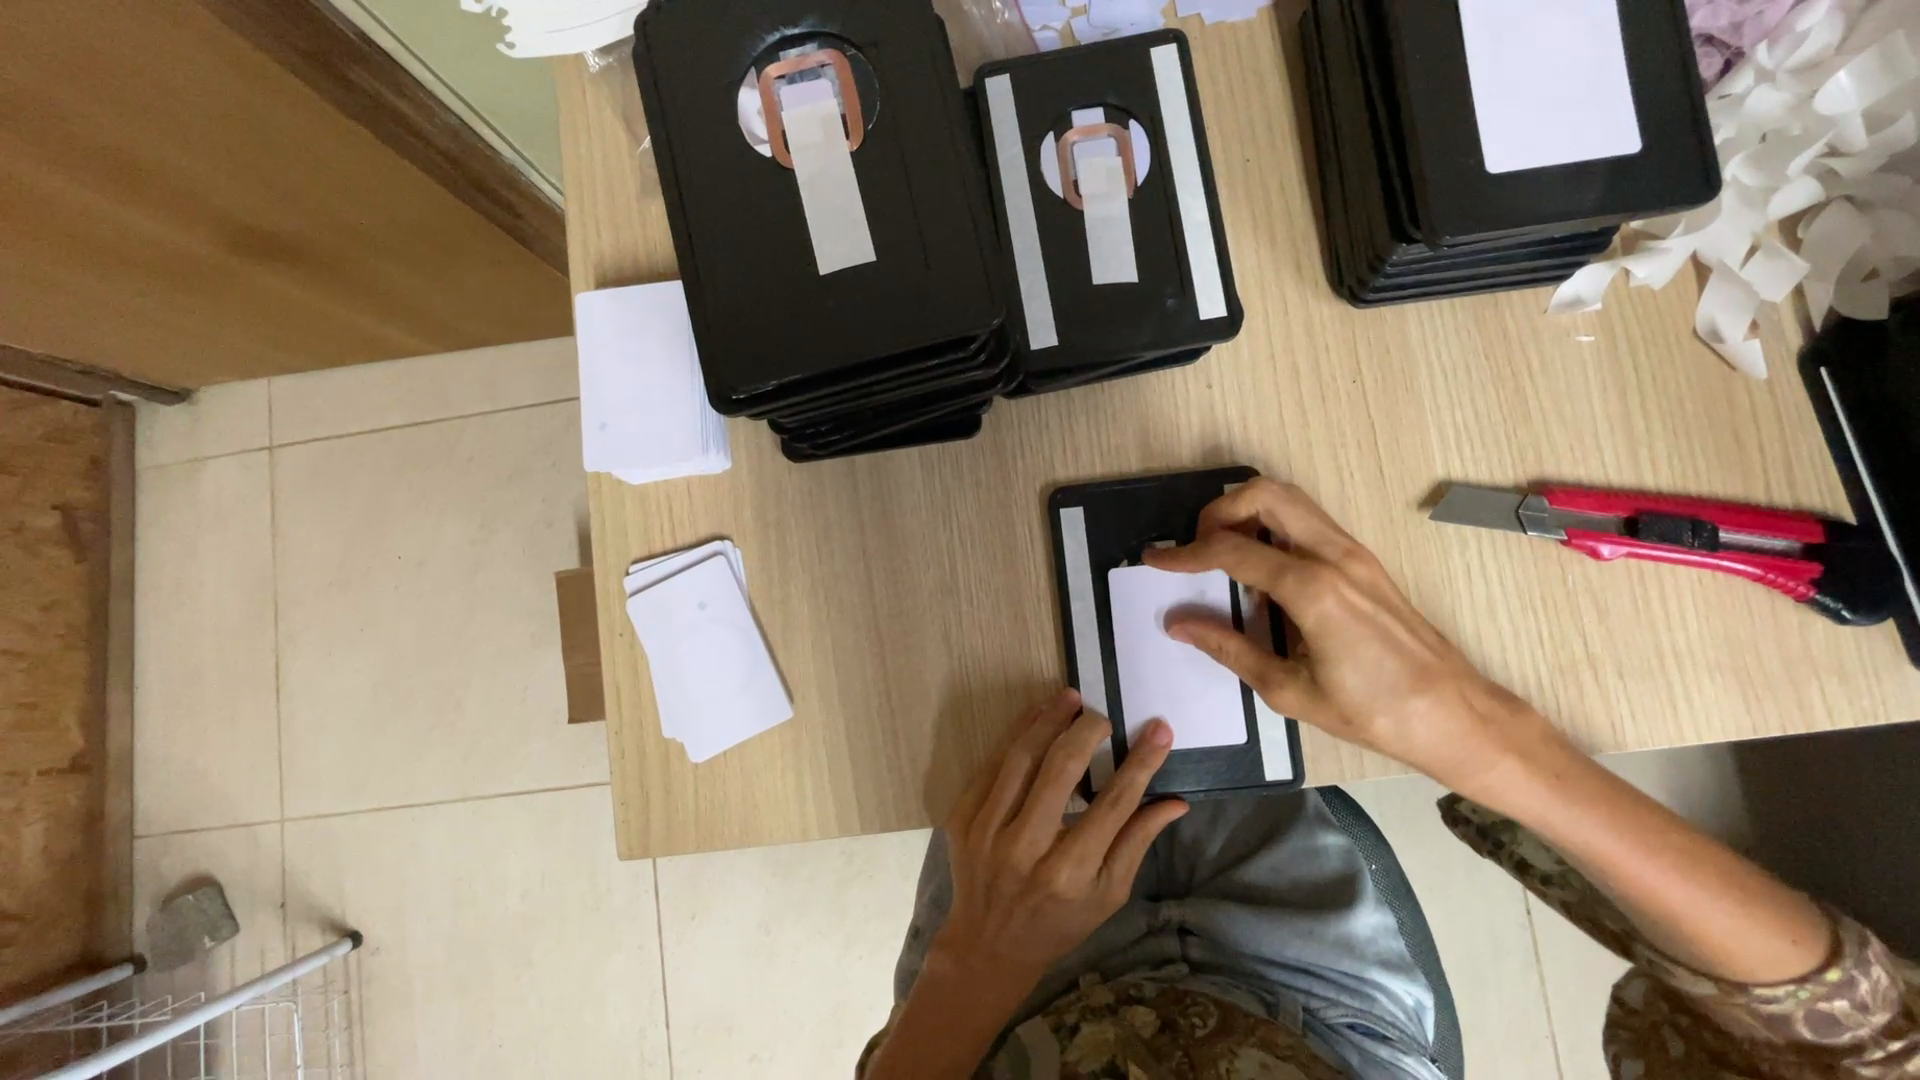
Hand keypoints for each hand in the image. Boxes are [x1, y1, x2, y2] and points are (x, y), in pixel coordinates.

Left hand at [931, 689, 1188, 995]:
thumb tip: (1175, 801)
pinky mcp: (963, 817)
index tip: (1159, 730)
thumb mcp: (1108, 894)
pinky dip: (1016, 735)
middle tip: (1102, 715)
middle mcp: (1026, 848)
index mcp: (1070, 872)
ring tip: (1069, 698)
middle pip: (1060, 769)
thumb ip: (1137, 842)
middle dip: (1086, 731)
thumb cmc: (1060, 921)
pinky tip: (1036, 718)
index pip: (1115, 804)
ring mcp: (987, 830)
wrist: (988, 943)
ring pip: (1021, 757)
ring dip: (1047, 720)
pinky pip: (992, 764)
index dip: (1140, 762)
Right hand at [1143, 478, 1555, 797]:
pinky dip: (1273, 528)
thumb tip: (1179, 624)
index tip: (1154, 560)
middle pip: (1266, 494)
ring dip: (1247, 513)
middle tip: (1197, 546)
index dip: (1184, 554)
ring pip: (1290, 500)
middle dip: (1219, 510)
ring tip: (1222, 555)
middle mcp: (1334, 555)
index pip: (1231, 550)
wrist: (1455, 715)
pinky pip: (1308, 523)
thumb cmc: (1372, 712)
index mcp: (1312, 588)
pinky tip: (1261, 572)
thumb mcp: (1288, 689)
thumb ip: (1229, 648)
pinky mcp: (1364, 561)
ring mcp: (1354, 552)